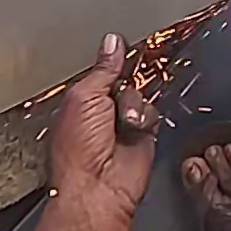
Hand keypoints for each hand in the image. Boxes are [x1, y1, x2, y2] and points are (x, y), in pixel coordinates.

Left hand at [47, 33, 159, 230]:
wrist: (99, 188)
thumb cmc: (78, 149)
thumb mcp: (84, 96)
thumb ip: (103, 68)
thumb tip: (112, 42)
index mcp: (79, 100)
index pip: (100, 70)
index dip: (112, 60)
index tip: (123, 45)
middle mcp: (101, 109)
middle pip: (124, 78)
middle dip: (125, 80)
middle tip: (118, 92)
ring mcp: (123, 121)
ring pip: (140, 92)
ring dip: (133, 103)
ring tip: (123, 122)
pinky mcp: (143, 133)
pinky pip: (152, 111)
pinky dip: (145, 117)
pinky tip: (134, 129)